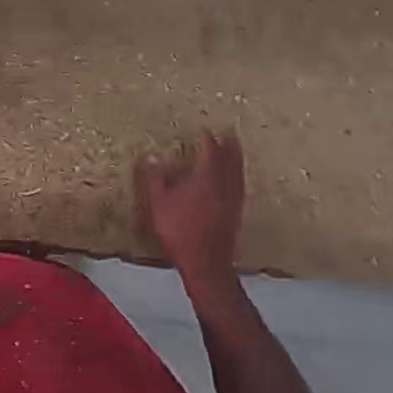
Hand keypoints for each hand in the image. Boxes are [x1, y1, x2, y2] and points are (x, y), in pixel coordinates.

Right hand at [136, 130, 244, 285]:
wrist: (205, 262)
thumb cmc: (180, 231)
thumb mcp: (160, 203)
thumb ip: (156, 178)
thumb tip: (151, 156)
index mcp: (205, 178)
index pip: (209, 152)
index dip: (208, 140)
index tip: (205, 131)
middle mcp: (223, 185)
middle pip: (229, 159)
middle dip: (229, 145)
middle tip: (229, 133)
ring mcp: (232, 200)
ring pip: (237, 173)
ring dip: (237, 159)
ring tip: (236, 150)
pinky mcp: (236, 214)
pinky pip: (240, 187)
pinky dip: (239, 177)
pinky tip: (236, 182)